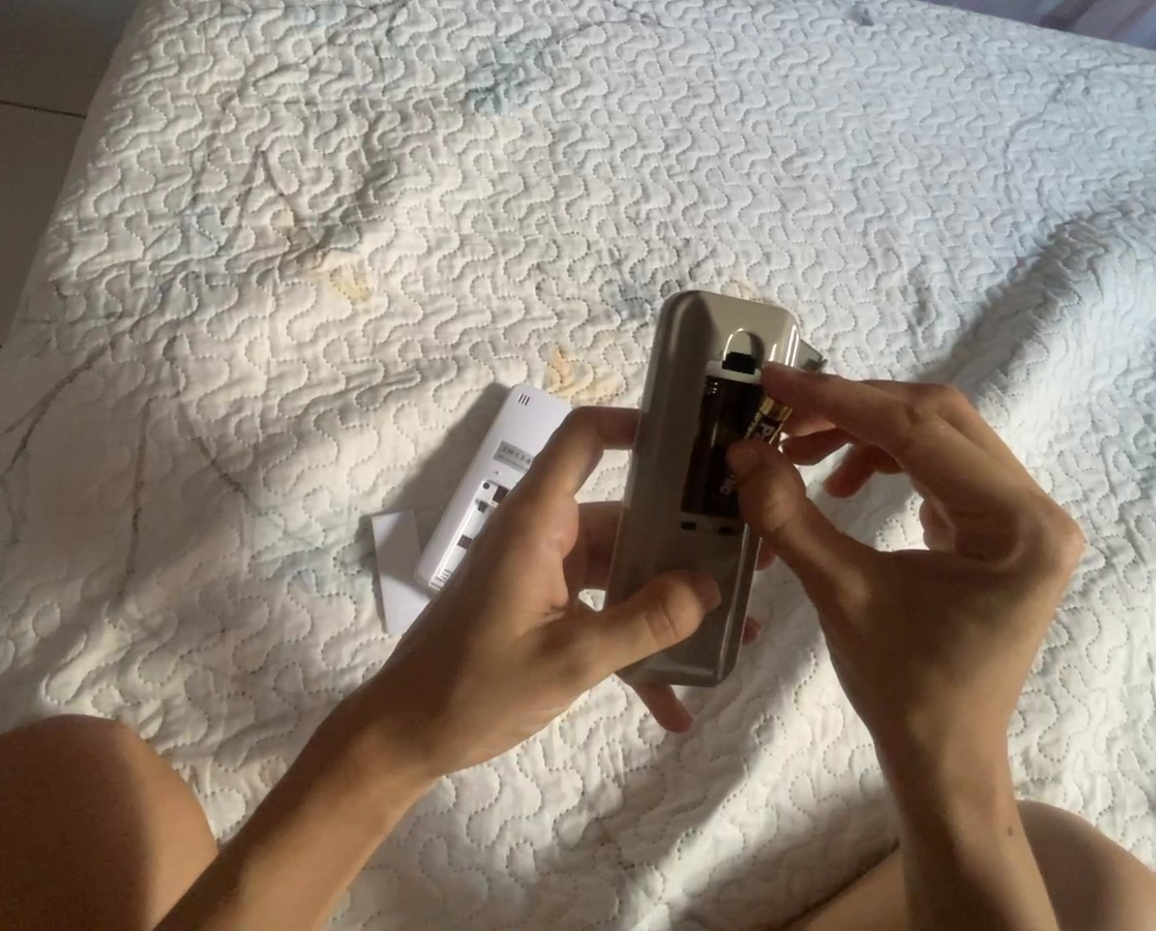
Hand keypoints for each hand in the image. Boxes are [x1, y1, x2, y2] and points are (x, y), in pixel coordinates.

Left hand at [344, 407, 724, 780]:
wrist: (409, 732)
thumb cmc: (475, 686)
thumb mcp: (569, 659)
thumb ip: (644, 623)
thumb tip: (708, 588)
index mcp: (537, 522)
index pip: (582, 438)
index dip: (632, 424)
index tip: (691, 444)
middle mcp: (544, 534)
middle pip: (624, 512)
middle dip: (682, 538)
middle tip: (746, 557)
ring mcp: (545, 570)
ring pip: (621, 566)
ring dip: (667, 599)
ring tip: (734, 629)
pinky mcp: (546, 605)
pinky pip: (603, 608)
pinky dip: (634, 643)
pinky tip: (673, 701)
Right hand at [726, 370, 1083, 773]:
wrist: (945, 752)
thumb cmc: (904, 687)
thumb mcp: (839, 594)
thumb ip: (788, 516)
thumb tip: (742, 450)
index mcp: (1016, 525)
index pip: (919, 429)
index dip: (838, 399)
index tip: (774, 380)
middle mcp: (1033, 507)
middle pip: (936, 416)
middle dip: (850, 408)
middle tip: (781, 416)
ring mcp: (1020, 515)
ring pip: (935, 432)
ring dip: (863, 429)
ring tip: (802, 452)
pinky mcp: (996, 525)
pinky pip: (937, 463)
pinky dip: (882, 456)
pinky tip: (843, 482)